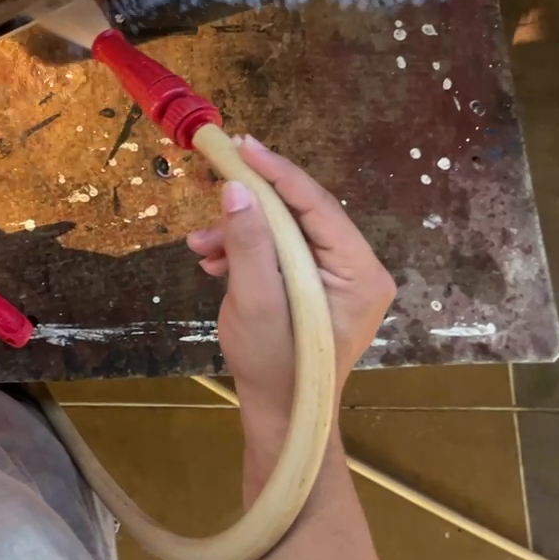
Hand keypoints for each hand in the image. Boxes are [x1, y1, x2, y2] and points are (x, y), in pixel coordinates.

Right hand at [186, 136, 396, 430]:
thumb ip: (249, 243)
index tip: (241, 144)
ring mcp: (331, 277)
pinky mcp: (308, 285)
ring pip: (281, 231)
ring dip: (238, 231)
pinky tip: (211, 260)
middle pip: (299, 213)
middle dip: (250, 203)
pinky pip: (274, 251)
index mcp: (358, 271)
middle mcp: (353, 268)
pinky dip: (241, 250)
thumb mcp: (257, 300)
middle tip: (216, 173)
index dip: (278, 172)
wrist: (279, 415)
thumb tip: (237, 187)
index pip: (318, 205)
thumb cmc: (275, 363)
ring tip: (199, 244)